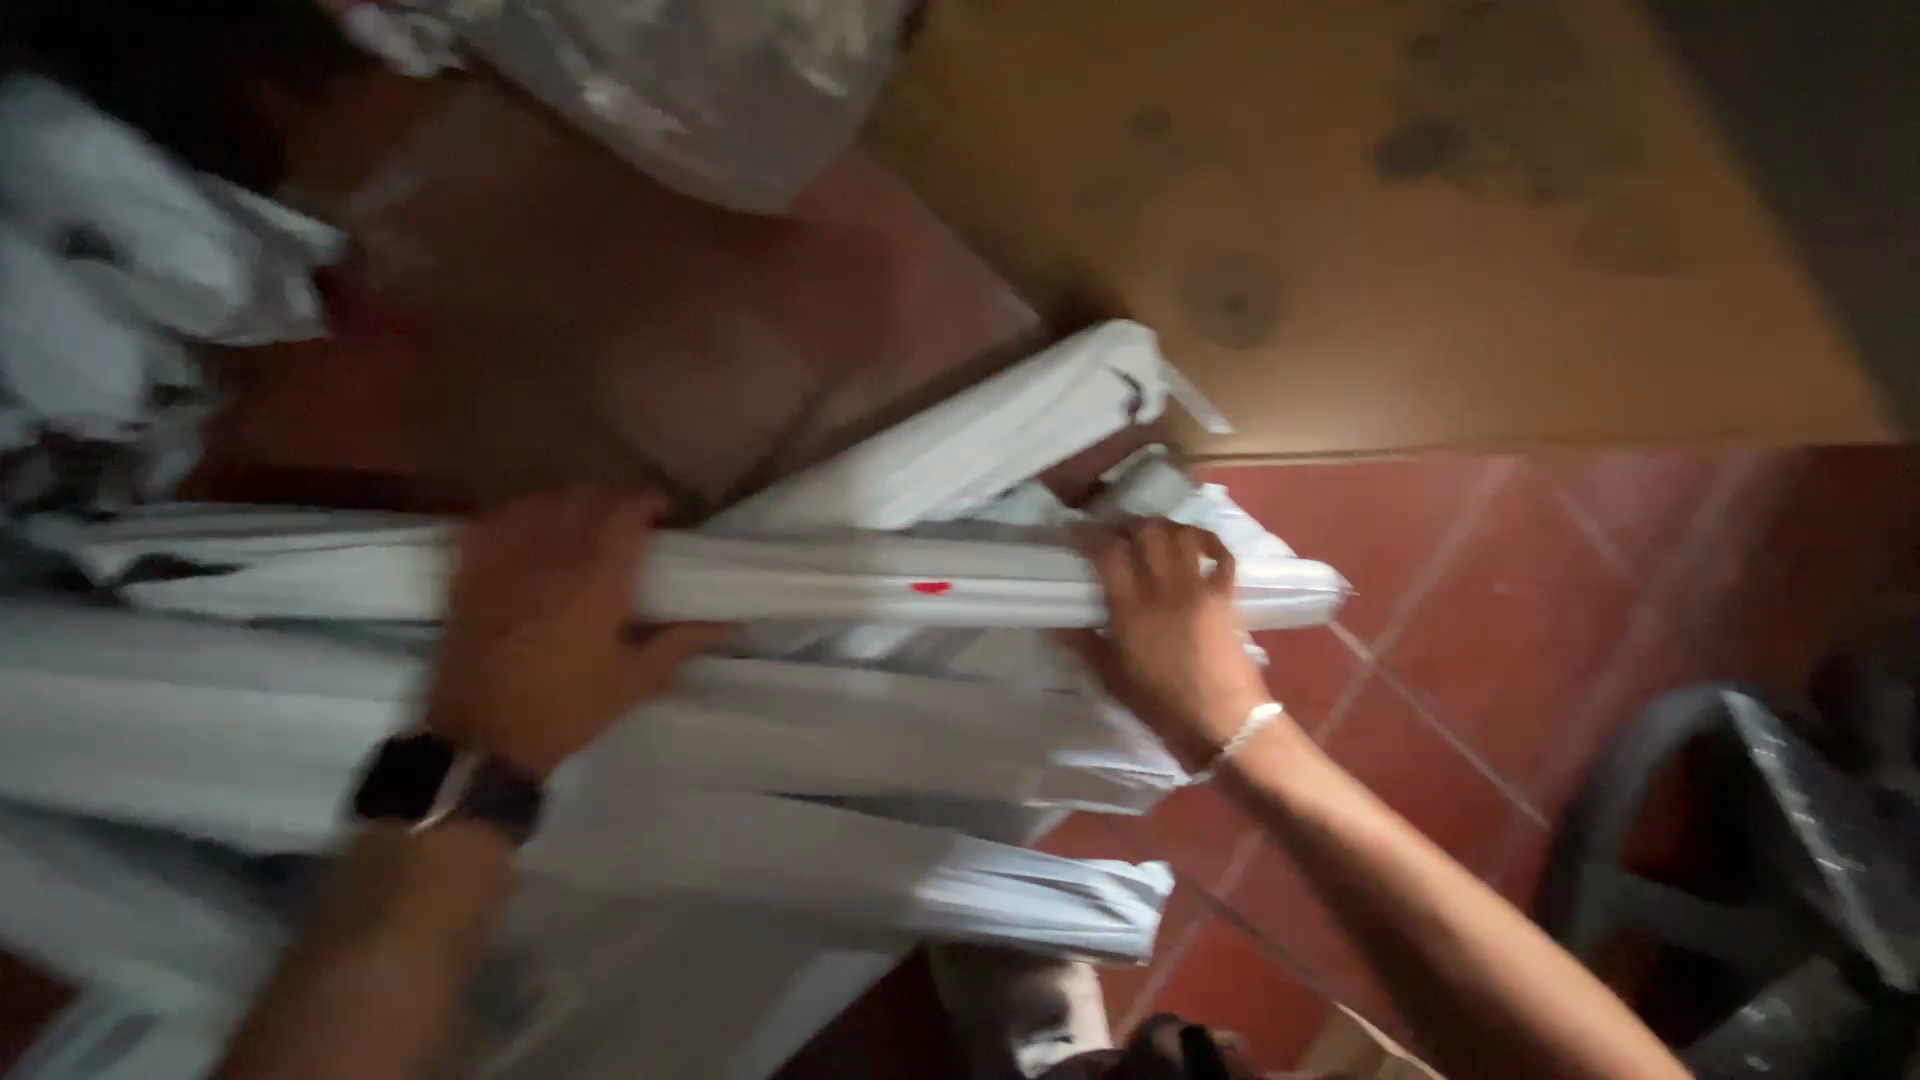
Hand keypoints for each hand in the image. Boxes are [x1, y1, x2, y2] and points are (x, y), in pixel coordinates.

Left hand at [424, 489, 726, 777]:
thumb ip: (680, 643)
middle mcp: (551, 559)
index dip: (646, 501)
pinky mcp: (467, 576)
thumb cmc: (567, 709)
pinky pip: (489, 522)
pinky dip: (513, 514)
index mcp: (597, 581)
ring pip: (538, 502)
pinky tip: (526, 527)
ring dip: (566, 502)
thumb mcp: (634, 681)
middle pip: (583, 498)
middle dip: (610, 499)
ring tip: (579, 520)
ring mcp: (503, 563)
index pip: (624, 513)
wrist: (482, 740)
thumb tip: (727, 622)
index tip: (662, 511)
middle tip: (626, 520)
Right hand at [1062, 518, 1284, 772]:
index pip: (1109, 552)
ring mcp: (1201, 589)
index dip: (1088, 534)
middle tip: (1114, 532)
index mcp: (1132, 610)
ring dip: (1162, 526)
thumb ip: (1084, 644)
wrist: (1224, 722)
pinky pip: (1221, 554)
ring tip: (1149, 534)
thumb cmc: (1162, 705)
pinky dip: (1207, 540)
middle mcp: (1166, 589)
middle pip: (1147, 532)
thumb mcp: (1112, 679)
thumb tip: (1056, 621)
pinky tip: (1193, 542)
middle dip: (1126, 524)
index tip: (1074, 530)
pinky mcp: (1227, 596)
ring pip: (1181, 535)